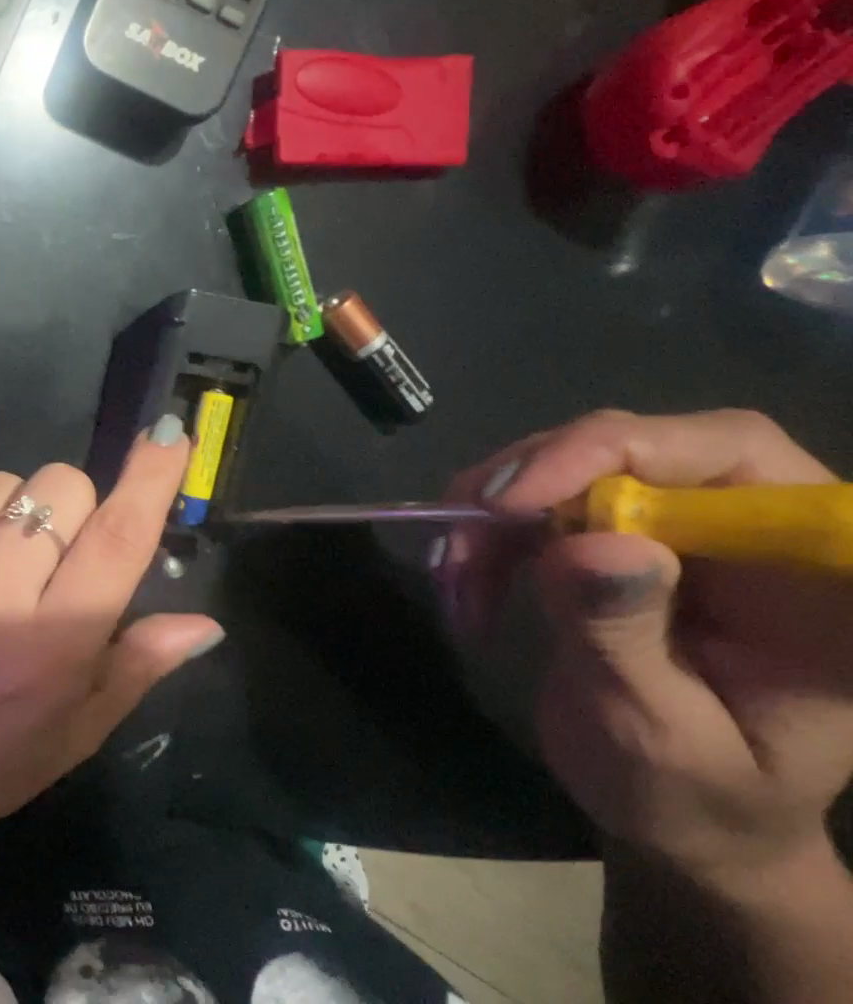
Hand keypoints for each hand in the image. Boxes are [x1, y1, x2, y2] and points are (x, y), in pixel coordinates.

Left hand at [0, 415, 223, 860]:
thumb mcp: (72, 738)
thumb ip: (135, 668)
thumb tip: (203, 623)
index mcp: (52, 642)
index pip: (116, 538)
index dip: (150, 478)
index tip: (169, 435)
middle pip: (60, 485)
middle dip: (79, 507)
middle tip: (63, 558)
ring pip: (0, 485)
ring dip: (19, 512)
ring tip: (3, 565)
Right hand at [439, 409, 852, 883]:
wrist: (682, 820)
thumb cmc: (694, 796)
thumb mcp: (659, 734)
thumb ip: (628, 639)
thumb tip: (587, 546)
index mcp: (815, 570)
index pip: (729, 455)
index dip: (617, 452)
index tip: (514, 502)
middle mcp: (752, 527)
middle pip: (633, 449)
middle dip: (529, 487)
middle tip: (457, 544)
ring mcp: (682, 529)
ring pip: (566, 471)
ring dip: (490, 521)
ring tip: (454, 587)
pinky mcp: (621, 539)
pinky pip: (537, 507)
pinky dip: (484, 540)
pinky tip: (463, 590)